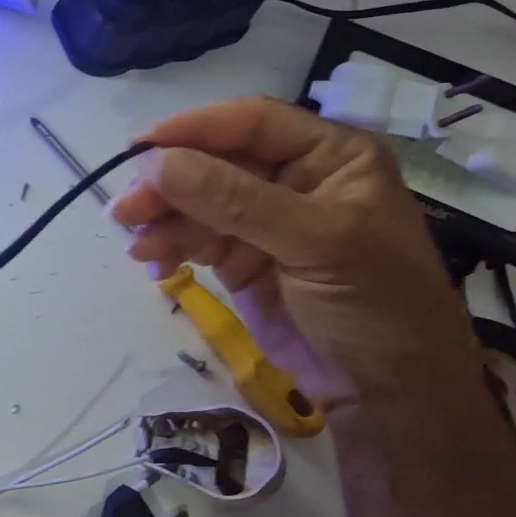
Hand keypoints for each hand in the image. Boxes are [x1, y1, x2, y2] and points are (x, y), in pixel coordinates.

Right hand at [111, 97, 480, 411]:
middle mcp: (294, 178)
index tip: (139, 148)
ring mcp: (265, 220)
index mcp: (331, 155)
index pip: (252, 123)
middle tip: (125, 209)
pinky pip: (195, 239)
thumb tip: (157, 163)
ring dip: (162, 219)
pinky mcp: (242, 258)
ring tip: (137, 244)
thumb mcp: (317, 243)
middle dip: (169, 183)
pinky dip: (169, 247)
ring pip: (197, 202)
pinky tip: (152, 262)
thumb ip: (236, 200)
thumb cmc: (376, 304)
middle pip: (214, 162)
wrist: (389, 393)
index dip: (195, 129)